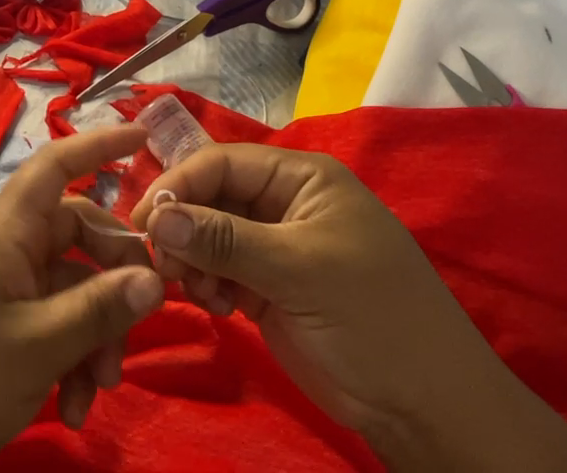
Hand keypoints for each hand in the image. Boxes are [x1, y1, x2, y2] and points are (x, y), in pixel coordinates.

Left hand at [0, 127, 164, 471]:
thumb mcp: (38, 347)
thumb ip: (100, 310)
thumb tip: (156, 280)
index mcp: (6, 231)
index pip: (56, 166)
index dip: (98, 144)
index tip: (143, 136)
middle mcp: (6, 248)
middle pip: (78, 237)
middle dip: (113, 284)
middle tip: (138, 327)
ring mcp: (1, 286)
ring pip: (71, 289)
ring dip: (95, 336)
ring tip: (100, 390)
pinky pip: (52, 322)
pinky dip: (70, 357)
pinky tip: (76, 405)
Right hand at [129, 144, 566, 472]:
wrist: (422, 405)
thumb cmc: (371, 317)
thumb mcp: (299, 270)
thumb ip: (225, 240)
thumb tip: (156, 218)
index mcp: (301, 177)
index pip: (223, 162)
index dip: (180, 185)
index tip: (143, 222)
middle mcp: (283, 203)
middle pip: (211, 197)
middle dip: (183, 227)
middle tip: (160, 264)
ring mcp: (274, 246)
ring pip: (208, 235)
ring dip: (192, 259)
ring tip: (197, 291)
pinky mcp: (266, 286)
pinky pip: (217, 270)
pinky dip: (206, 283)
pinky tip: (216, 306)